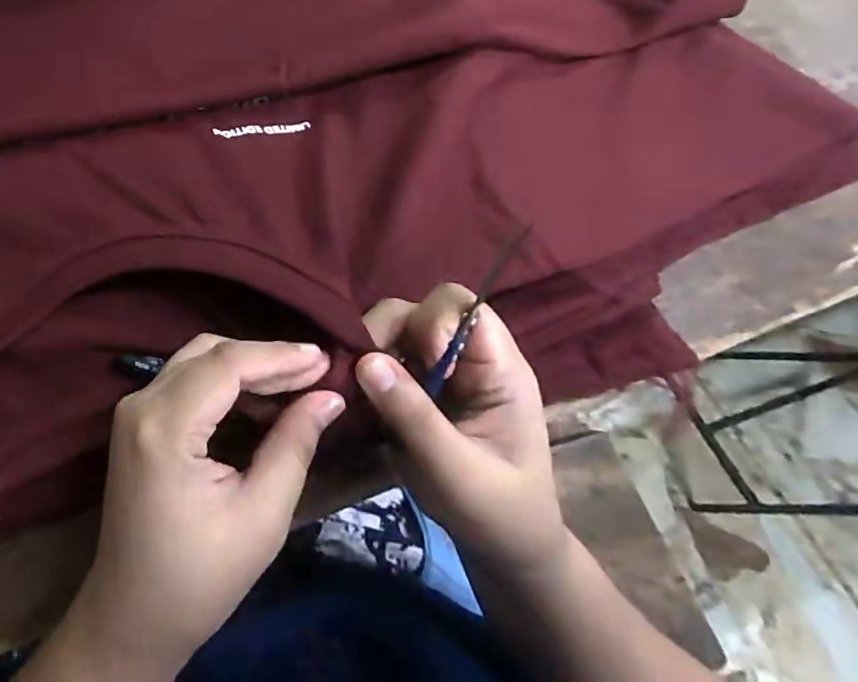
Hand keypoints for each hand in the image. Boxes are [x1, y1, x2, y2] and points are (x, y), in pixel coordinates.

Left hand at [29, 335, 344, 680]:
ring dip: (246, 367)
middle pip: (210, 353)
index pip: (226, 364)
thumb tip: (329, 396)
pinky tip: (261, 399)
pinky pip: (186, 380)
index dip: (278, 356)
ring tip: (297, 383)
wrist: (132, 616)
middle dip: (265, 358)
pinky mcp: (137, 420)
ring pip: (198, 360)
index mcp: (164, 427)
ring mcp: (133, 410)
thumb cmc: (200, 577)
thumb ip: (294, 445)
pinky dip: (225, 382)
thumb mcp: (261, 516)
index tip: (325, 359)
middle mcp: (141, 404)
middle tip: (316, 371)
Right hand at [356, 285, 569, 573]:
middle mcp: (466, 358)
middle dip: (387, 331)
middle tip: (364, 372)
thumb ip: (414, 415)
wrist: (504, 552)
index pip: (464, 306)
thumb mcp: (457, 470)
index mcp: (498, 367)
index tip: (417, 360)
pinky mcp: (416, 390)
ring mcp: (439, 373)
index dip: (433, 319)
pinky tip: (353, 396)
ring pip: (396, 332)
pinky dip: (364, 372)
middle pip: (420, 311)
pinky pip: (384, 361)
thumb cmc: (497, 512)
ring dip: (370, 350)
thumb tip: (365, 359)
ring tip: (355, 387)